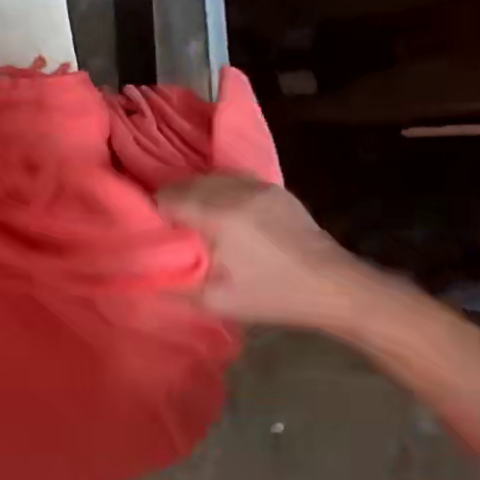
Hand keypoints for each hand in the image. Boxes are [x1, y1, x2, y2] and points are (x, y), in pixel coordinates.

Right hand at [157, 175, 390, 333]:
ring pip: (208, 178)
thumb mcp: (216, 301)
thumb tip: (143, 272)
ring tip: (197, 218)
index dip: (156, 212)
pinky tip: (224, 212)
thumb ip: (174, 284)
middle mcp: (235, 191)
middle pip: (186, 183)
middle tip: (174, 227)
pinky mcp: (273, 188)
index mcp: (218, 215)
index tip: (158, 231)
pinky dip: (219, 191)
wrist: (335, 287)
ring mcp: (257, 186)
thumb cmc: (272, 296)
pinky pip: (232, 180)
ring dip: (195, 193)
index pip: (167, 197)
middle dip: (173, 201)